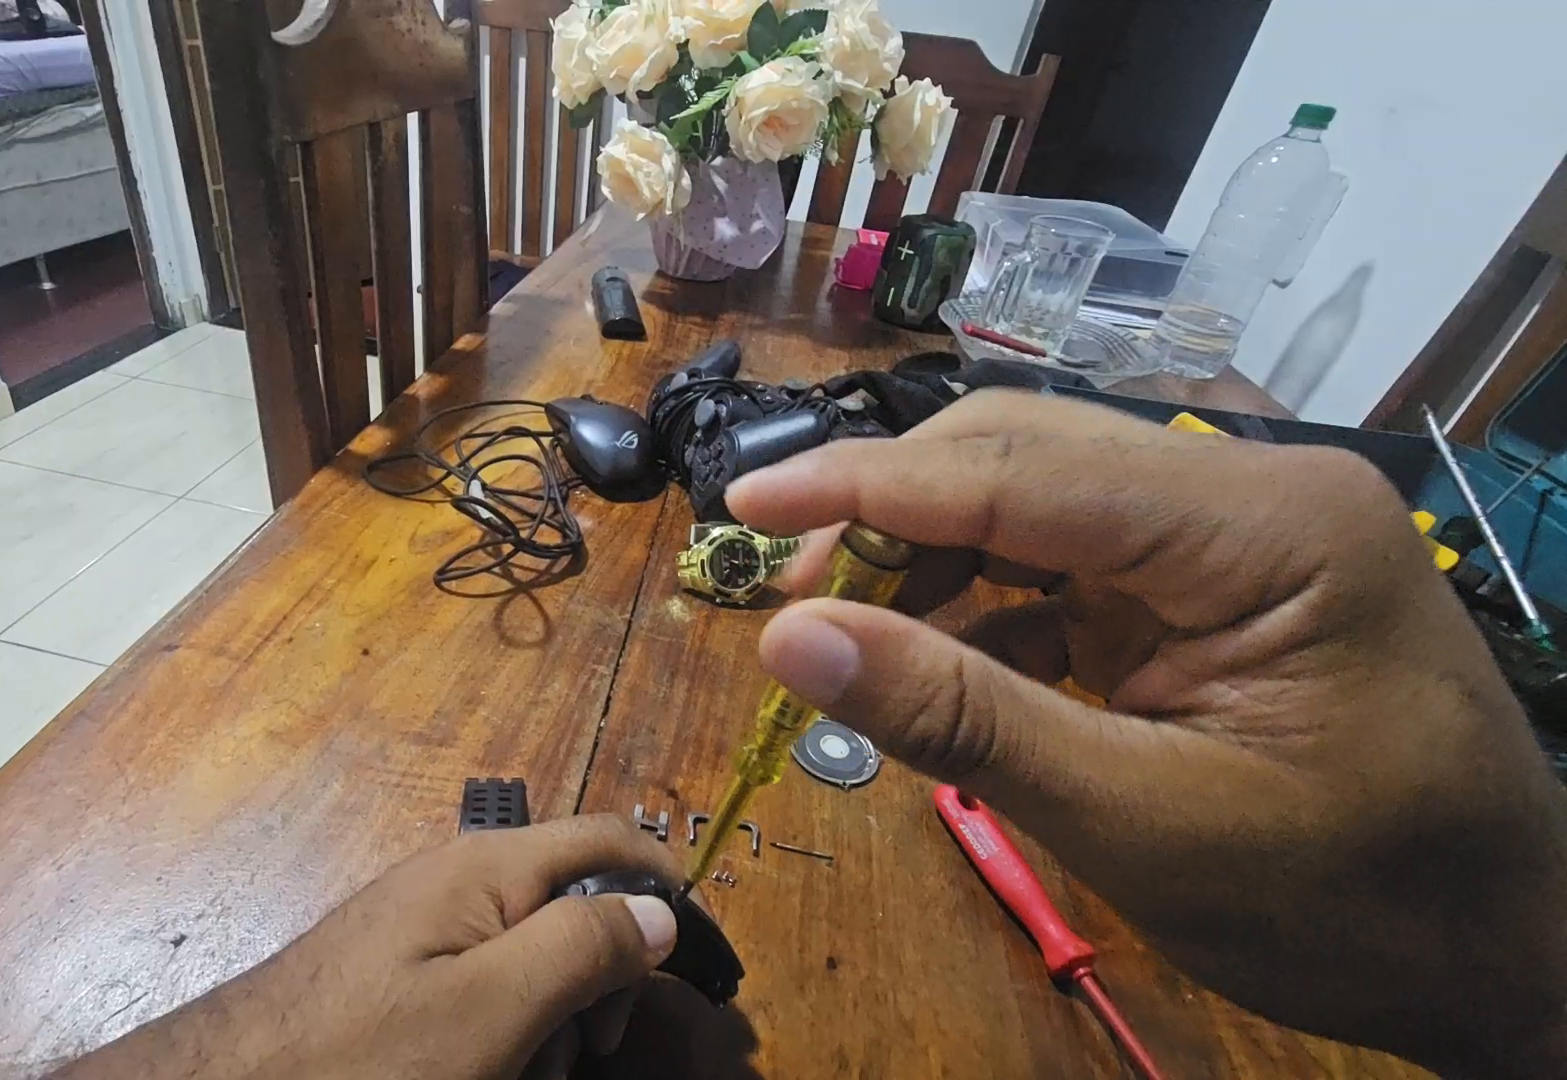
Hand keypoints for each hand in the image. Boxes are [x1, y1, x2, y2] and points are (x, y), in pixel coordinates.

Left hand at [52, 816, 678, 1079]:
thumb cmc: (365, 1054)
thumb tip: (661, 909)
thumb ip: (581, 945)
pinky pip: (490, 968)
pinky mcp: (408, 960)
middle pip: (573, 887)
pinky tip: (502, 1060)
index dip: (661, 876)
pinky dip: (518, 1010)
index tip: (700, 945)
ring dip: (564, 994)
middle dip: (609, 956)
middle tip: (603, 1041)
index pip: (604, 835)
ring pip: (535, 936)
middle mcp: (464, 874)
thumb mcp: (491, 1007)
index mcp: (491, 864)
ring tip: (551, 1062)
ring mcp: (432, 917)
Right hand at [727, 391, 1566, 1077]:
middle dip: (881, 516)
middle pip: (1005, 454)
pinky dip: (960, 596)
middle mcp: (1231, 489)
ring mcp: (1202, 526)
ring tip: (853, 632)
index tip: (746, 506)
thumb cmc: (1344, 903)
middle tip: (798, 598)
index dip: (860, 486)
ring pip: (1007, 493)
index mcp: (1258, 526)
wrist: (1495, 955)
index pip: (1012, 471)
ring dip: (912, 555)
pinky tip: (934, 656)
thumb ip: (955, 718)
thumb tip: (788, 641)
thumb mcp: (1133, 820)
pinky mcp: (1173, 571)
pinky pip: (1033, 551)